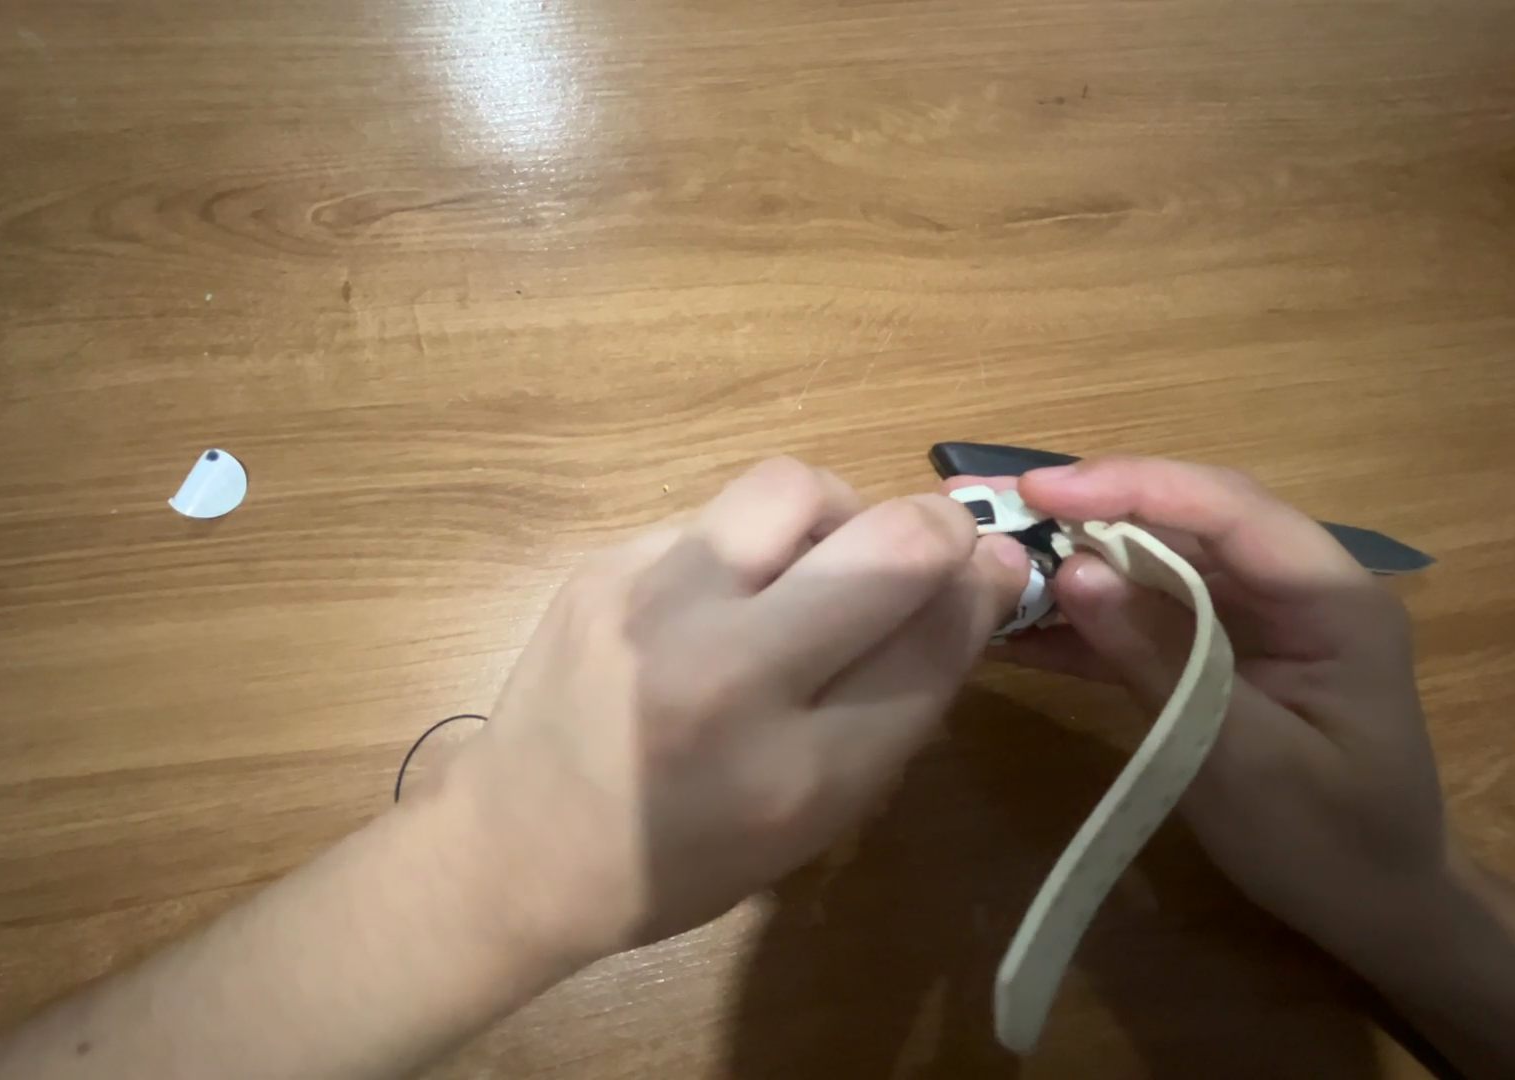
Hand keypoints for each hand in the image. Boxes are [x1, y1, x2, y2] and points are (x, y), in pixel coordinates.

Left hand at [447, 457, 1030, 964]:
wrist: (520, 845)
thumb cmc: (685, 857)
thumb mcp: (815, 817)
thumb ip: (900, 700)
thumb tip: (975, 584)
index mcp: (796, 773)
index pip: (933, 644)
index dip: (983, 590)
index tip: (994, 567)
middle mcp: (724, 676)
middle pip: (884, 545)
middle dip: (936, 528)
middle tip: (930, 543)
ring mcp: (650, 604)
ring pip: (792, 486)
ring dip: (837, 512)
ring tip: (817, 562)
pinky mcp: (601, 563)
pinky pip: (716, 514)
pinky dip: (751, 541)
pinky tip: (724, 591)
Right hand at [945, 458, 1448, 955]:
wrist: (1365, 900)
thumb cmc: (1330, 840)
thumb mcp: (1244, 758)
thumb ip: (1162, 659)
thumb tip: (1073, 573)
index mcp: (1325, 595)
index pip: (1225, 508)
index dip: (1130, 486)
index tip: (1039, 491)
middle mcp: (1276, 583)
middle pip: (1169, 518)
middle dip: (1076, 506)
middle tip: (985, 502)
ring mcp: (1230, 612)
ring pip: (1135, 558)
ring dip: (1056, 554)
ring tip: (978, 545)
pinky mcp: (1190, 643)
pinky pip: (1121, 613)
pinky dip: (1063, 617)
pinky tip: (1004, 623)